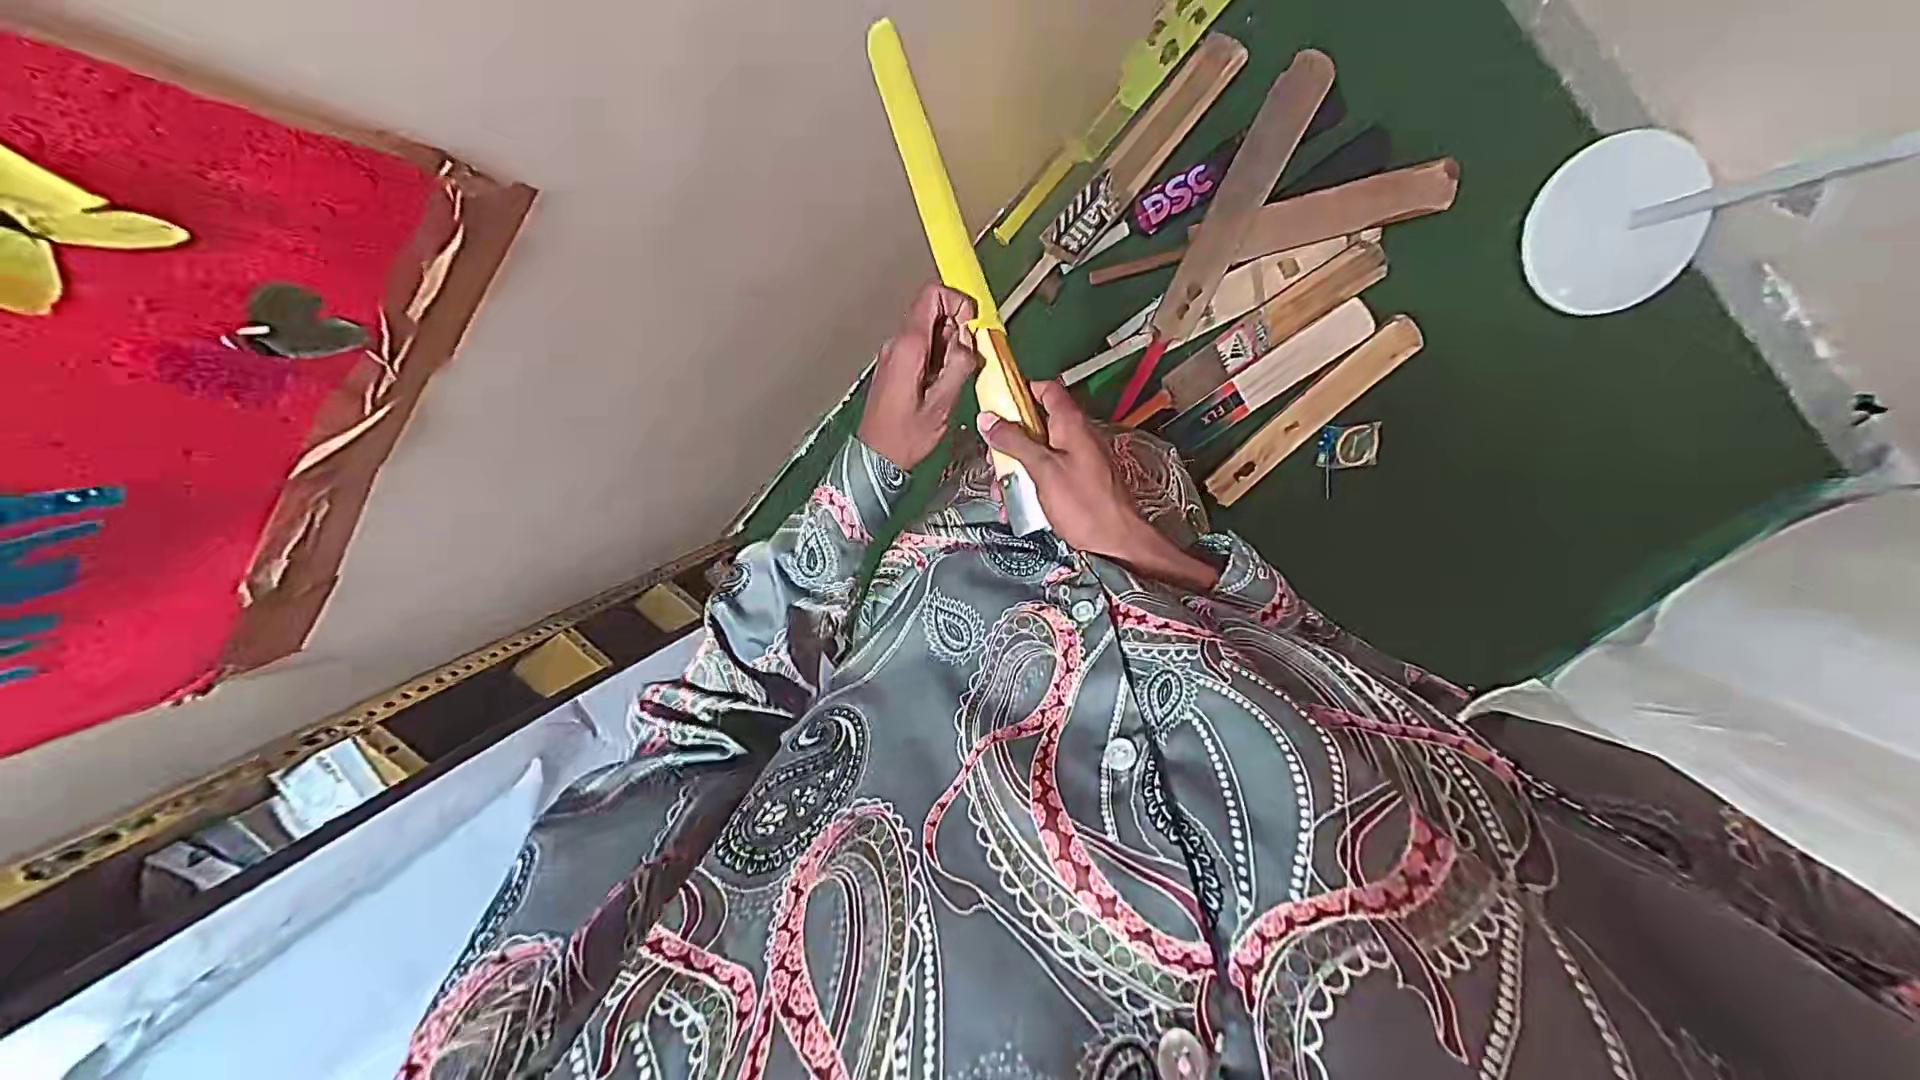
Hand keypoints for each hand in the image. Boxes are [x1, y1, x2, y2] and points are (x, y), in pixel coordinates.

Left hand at [857, 283, 982, 469]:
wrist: (876, 457)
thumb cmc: (903, 437)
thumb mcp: (943, 404)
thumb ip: (960, 364)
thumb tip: (969, 340)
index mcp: (908, 347)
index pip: (932, 295)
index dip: (958, 302)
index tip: (972, 326)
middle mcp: (897, 345)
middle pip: (932, 311)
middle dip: (957, 329)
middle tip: (965, 361)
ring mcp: (894, 354)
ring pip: (929, 330)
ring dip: (949, 347)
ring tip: (951, 379)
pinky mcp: (895, 366)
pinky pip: (921, 348)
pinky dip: (938, 358)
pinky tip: (941, 385)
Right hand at [978, 381, 1218, 591]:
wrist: (1116, 542)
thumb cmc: (1085, 505)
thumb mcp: (1042, 470)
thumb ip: (1014, 442)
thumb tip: (988, 419)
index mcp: (1071, 424)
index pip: (1045, 390)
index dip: (1020, 392)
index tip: (997, 405)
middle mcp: (1076, 436)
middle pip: (1035, 424)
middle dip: (1009, 441)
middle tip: (995, 461)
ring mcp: (1078, 458)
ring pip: (1038, 451)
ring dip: (1016, 468)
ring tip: (1002, 491)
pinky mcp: (1077, 480)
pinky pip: (1047, 472)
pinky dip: (1030, 483)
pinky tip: (1017, 505)